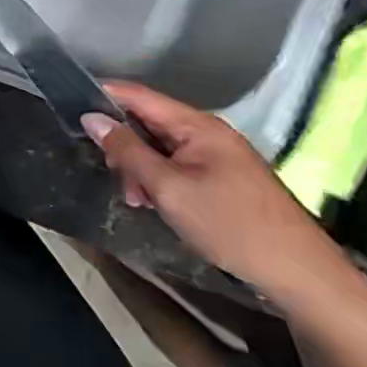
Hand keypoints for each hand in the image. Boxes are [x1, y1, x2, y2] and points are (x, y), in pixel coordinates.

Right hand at [82, 82, 347, 302]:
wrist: (297, 270)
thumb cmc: (229, 224)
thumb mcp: (167, 188)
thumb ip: (127, 151)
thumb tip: (91, 118)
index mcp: (197, 126)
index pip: (139, 95)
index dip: (104, 95)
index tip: (70, 104)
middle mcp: (207, 132)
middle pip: (148, 122)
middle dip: (124, 145)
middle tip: (116, 178)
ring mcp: (217, 155)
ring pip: (160, 147)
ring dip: (140, 168)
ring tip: (139, 201)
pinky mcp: (222, 176)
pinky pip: (177, 165)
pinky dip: (159, 179)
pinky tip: (156, 204)